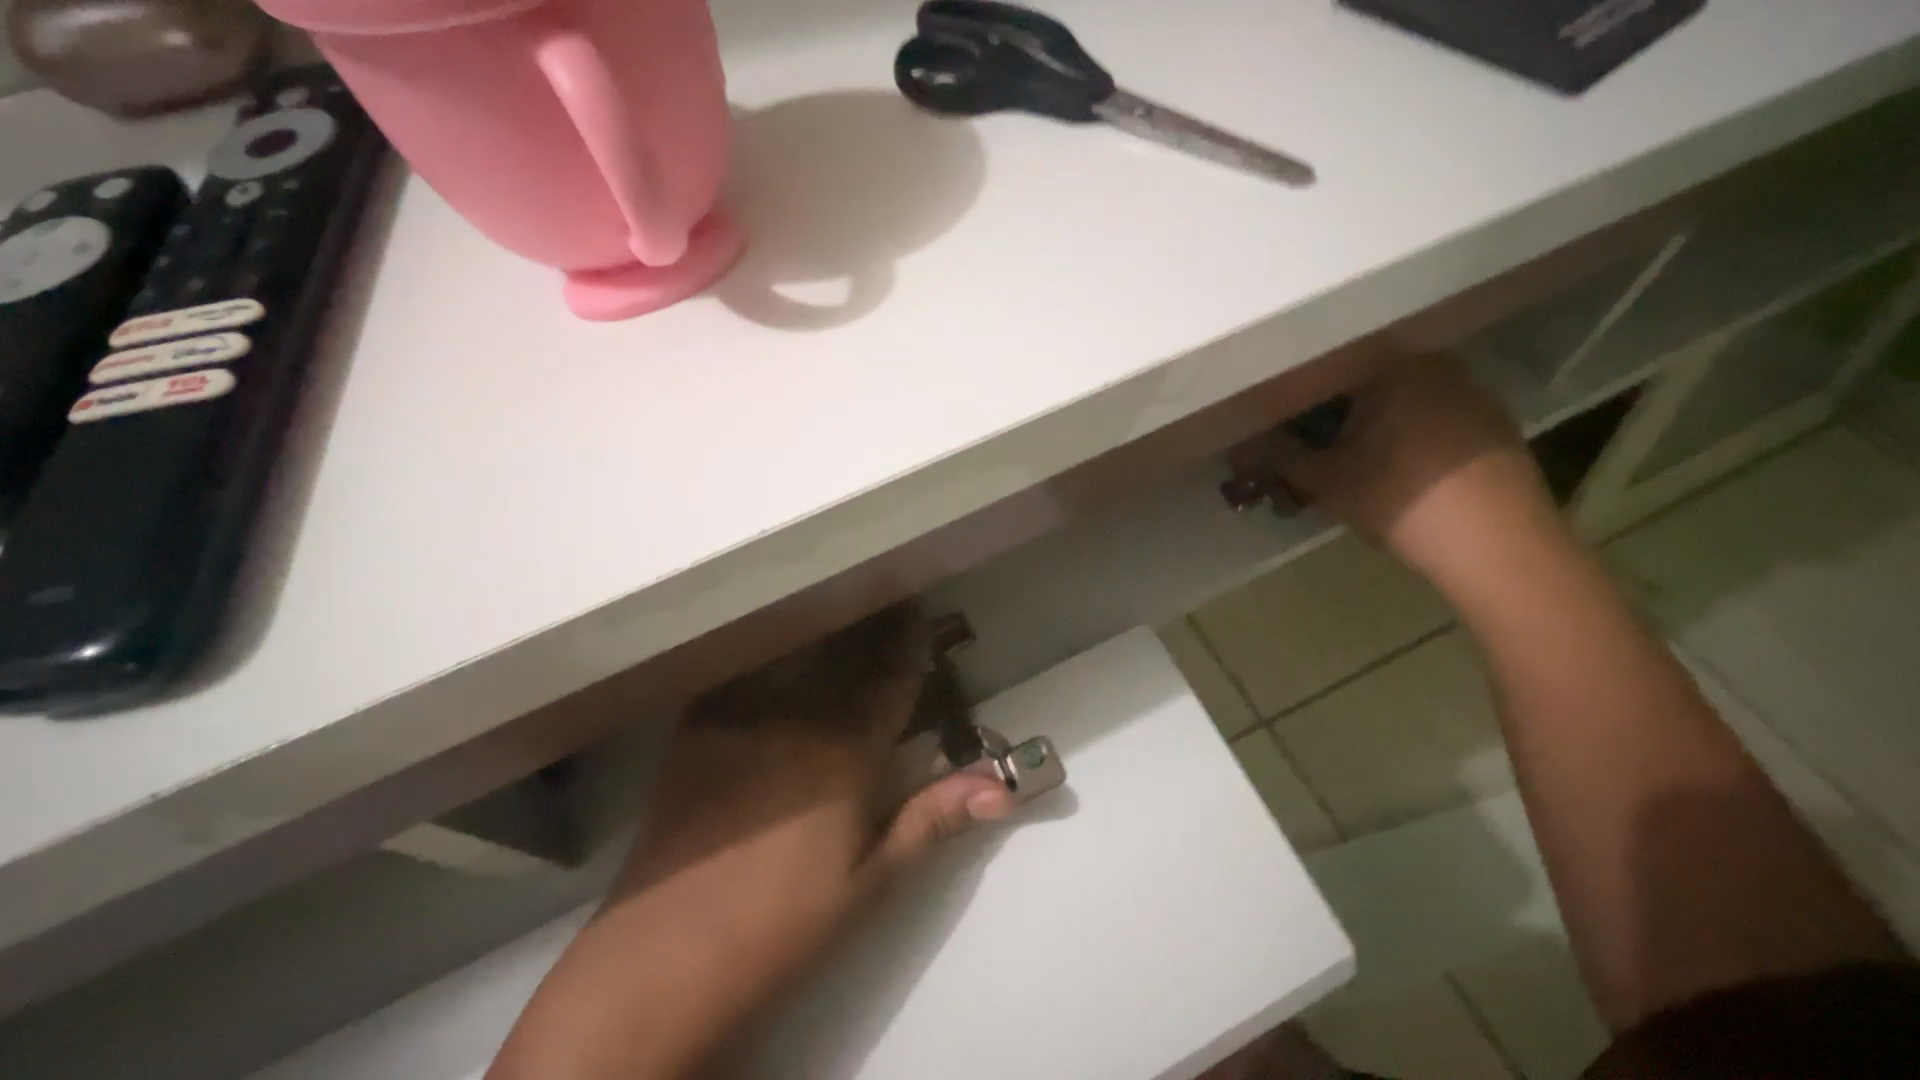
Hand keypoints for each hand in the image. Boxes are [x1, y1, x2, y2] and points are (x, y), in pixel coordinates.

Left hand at [485, 607, 1014, 1079]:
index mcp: (844, 751)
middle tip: (880, 594)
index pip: (889, 679)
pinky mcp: (693, 730)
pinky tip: (764, 647)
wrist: (667, 953)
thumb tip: (1004, 787)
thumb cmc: (786, 925)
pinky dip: (759, 651)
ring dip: (814, 627)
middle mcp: (793, 716)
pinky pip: (735, 671)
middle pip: (838, 652)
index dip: (908, 641)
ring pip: (786, 652)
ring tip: (829, 604)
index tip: (919, 609)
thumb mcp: (872, 881)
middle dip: (865, 621)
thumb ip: (933, 819)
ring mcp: (736, 718)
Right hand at [1271, 353, 1564, 587]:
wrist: (1498, 545)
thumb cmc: (1400, 501)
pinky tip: (1399, 475)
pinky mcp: (1495, 426)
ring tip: (1351, 466)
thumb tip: (1241, 444)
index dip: (1294, 398)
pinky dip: (1409, 439)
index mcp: (1390, 365)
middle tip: (1310, 449)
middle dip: (1333, 414)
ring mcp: (1473, 393)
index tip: (1276, 424)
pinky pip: (1434, 421)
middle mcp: (1435, 365)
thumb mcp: (1326, 482)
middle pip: (1365, 383)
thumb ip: (1279, 456)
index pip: (1326, 368)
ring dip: (1372, 427)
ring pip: (1402, 402)